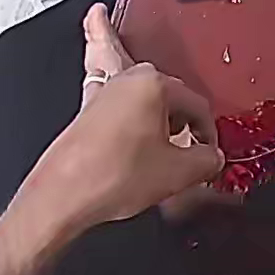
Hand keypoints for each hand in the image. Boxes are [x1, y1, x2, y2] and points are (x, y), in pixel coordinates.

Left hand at [11, 64, 224, 238]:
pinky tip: (136, 156)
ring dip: (162, 130)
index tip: (210, 153)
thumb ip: (207, 160)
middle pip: (174, 101)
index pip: (198, 105)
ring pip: (149, 106)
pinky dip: (137, 130)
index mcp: (154, 84)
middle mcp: (129, 79)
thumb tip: (212, 157)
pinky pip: (126, 114)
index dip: (210, 133)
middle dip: (186, 129)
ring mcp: (107, 92)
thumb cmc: (111, 176)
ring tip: (163, 160)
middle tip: (191, 156)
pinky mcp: (91, 109)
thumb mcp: (178, 172)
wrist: (61, 195)